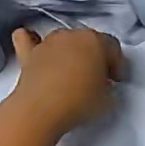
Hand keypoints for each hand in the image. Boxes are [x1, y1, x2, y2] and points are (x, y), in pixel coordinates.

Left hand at [1, 27, 124, 137]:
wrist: (41, 110)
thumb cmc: (79, 102)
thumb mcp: (107, 100)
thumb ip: (109, 88)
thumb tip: (102, 87)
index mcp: (96, 41)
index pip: (113, 48)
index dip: (117, 64)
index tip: (117, 80)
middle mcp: (71, 36)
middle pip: (88, 41)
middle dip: (95, 57)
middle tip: (97, 79)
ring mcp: (48, 43)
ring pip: (63, 41)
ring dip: (69, 53)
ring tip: (71, 73)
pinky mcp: (28, 55)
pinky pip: (27, 39)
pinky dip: (31, 41)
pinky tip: (34, 46)